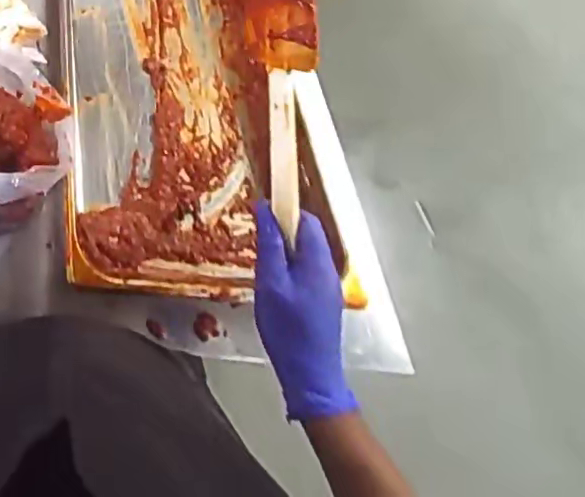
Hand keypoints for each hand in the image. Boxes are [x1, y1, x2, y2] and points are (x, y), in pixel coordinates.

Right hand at [255, 200, 357, 420]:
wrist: (311, 377)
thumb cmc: (287, 328)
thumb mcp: (271, 282)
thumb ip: (270, 244)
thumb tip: (265, 208)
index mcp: (319, 261)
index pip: (306, 219)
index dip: (284, 209)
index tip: (260, 211)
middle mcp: (328, 270)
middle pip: (307, 235)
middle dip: (281, 230)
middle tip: (256, 238)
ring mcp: (327, 287)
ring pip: (305, 253)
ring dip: (283, 250)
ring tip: (261, 260)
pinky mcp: (322, 301)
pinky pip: (305, 270)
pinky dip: (288, 266)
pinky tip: (272, 281)